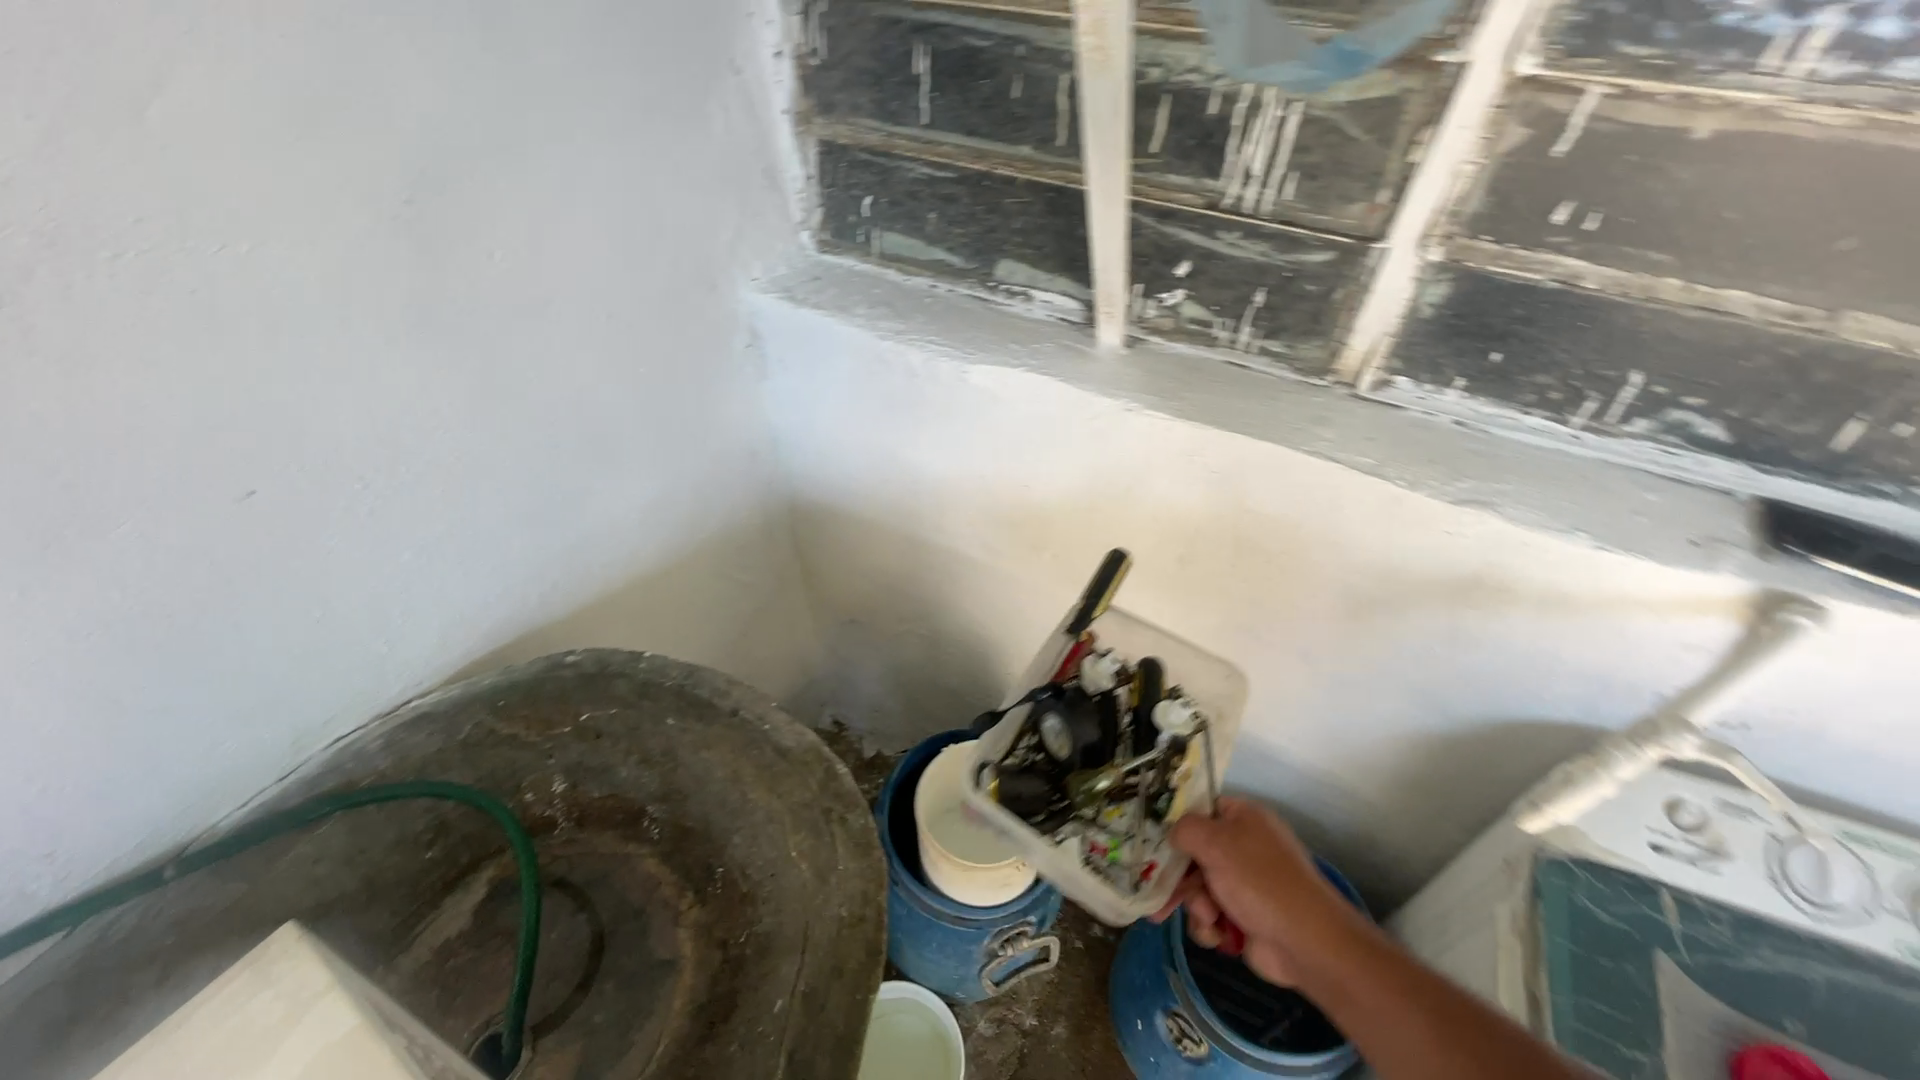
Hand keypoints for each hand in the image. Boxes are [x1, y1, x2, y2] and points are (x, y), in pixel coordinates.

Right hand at [1151, 796, 1367, 986]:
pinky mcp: (1242, 917)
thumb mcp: (1217, 843)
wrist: (1305, 942)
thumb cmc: (1260, 882)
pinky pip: (1209, 916)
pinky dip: (1209, 926)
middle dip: (1179, 878)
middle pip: (1193, 854)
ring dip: (1196, 905)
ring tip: (1208, 918)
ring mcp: (1243, 884)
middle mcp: (1243, 847)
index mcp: (1243, 819)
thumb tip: (1173, 833)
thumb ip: (1185, 829)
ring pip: (1197, 888)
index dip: (1176, 823)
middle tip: (1158, 892)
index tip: (1150, 838)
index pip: (1201, 809)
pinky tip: (1219, 935)